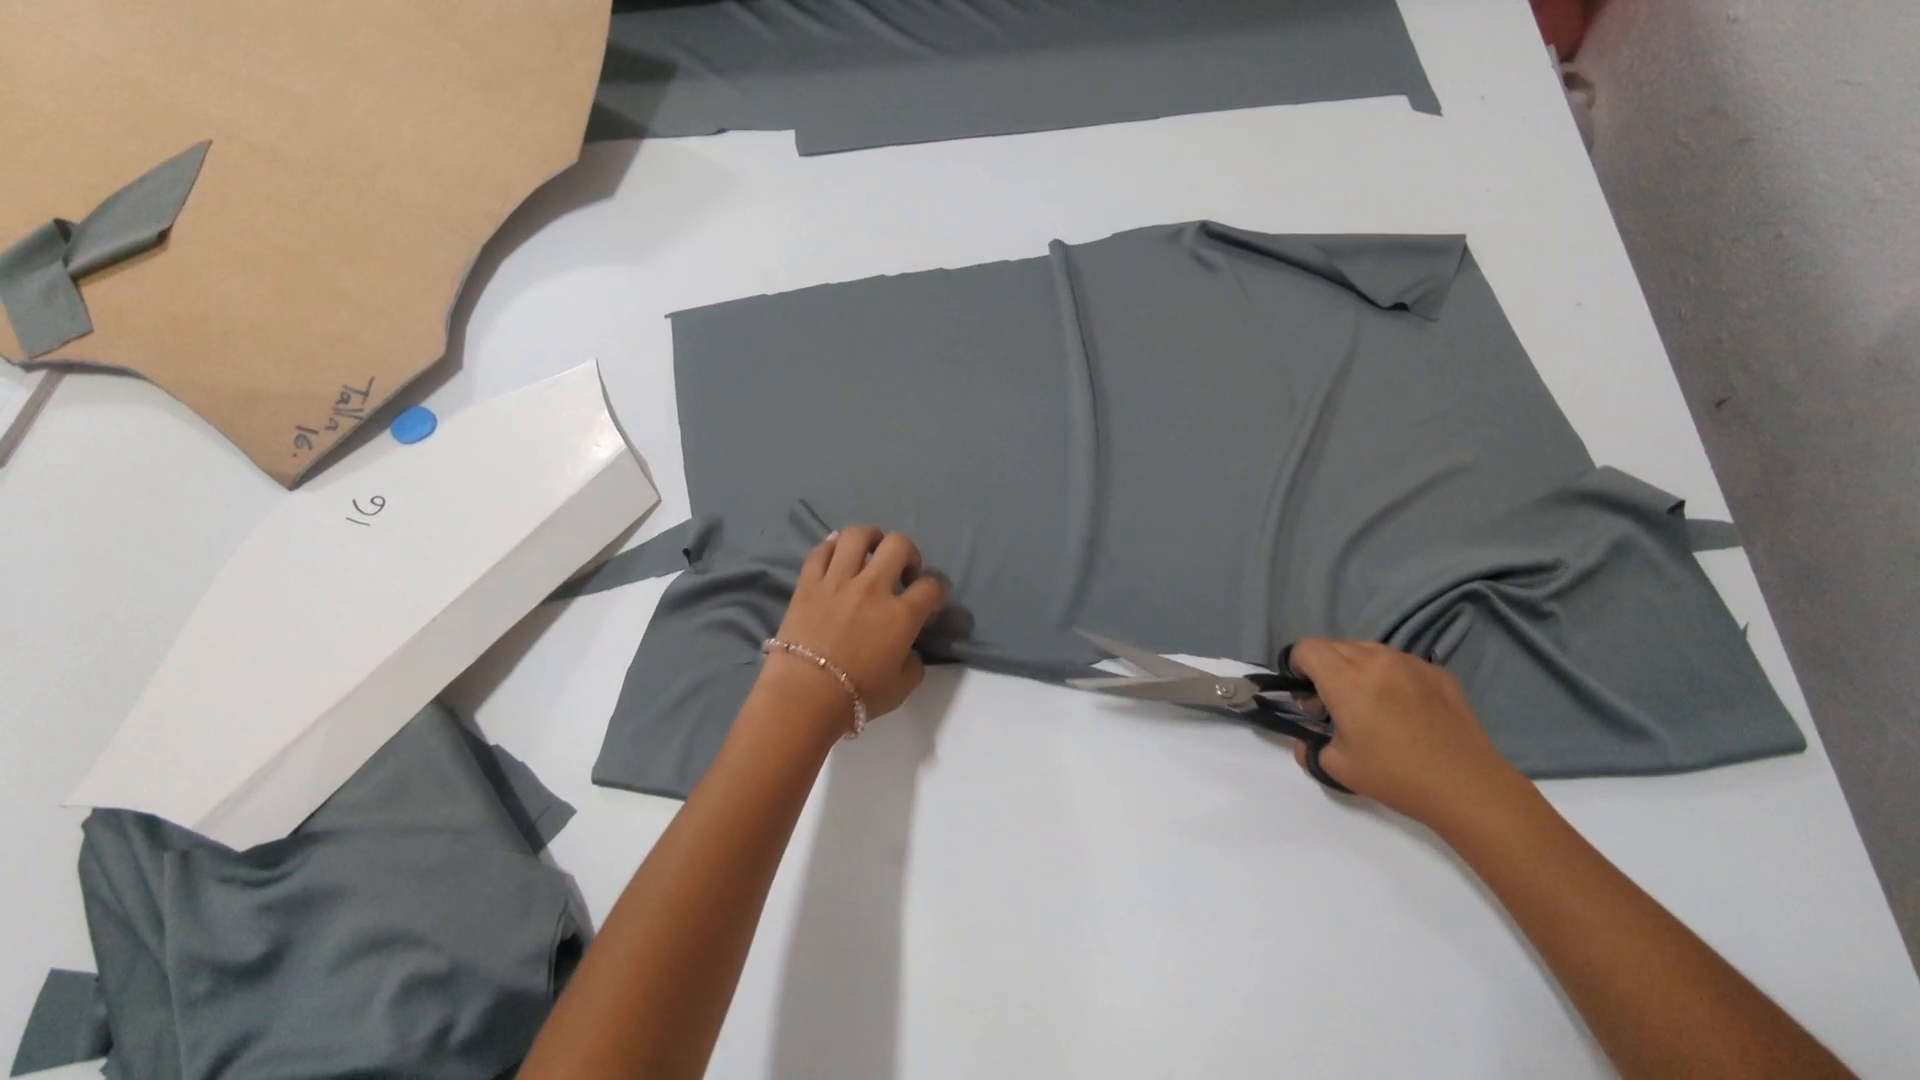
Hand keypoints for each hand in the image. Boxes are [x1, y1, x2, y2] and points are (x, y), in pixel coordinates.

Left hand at [768, 526, 949, 728]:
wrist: (804, 695)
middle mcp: (873, 588)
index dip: (937, 591)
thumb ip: (914, 662)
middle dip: (909, 553)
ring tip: (871, 550)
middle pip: (899, 545)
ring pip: (857, 535)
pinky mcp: (808, 584)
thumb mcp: (903, 686)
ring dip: (871, 537)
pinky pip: (820, 551)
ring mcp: (838, 581)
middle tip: (903, 570)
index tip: (931, 601)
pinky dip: (831, 547)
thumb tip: (910, 649)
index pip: (932, 586)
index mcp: (902, 614)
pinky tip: (837, 552)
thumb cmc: (858, 696)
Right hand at [1287, 639, 1523, 827]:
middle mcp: (1377, 660)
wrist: (1466, 785)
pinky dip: (1388, 676)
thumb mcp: (1336, 767)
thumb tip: (1306, 740)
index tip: (1303, 692)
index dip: (1296, 665)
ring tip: (1367, 704)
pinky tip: (1403, 710)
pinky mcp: (1438, 672)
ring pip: (1368, 650)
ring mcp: (1411, 663)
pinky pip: (1400, 663)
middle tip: (1330, 704)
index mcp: (1346, 680)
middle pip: (1335, 646)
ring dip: (1355, 669)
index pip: (1307, 648)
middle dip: (1323, 668)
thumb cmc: (1395, 775)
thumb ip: (1309, 747)